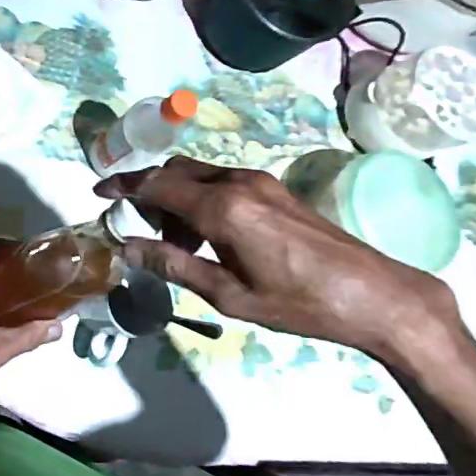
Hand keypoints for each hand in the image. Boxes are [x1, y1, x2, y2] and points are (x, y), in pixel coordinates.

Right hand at [95, 157, 455, 362]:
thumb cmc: (299, 302)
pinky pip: (222, 183)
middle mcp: (237, 182)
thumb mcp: (228, 294)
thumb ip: (173, 266)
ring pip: (198, 175)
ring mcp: (261, 182)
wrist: (376, 295)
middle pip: (174, 172)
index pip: (156, 185)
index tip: (98, 193)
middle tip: (135, 226)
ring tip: (172, 242)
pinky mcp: (276, 191)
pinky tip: (206, 236)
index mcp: (221, 207)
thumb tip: (128, 248)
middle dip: (147, 192)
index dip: (122, 187)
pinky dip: (200, 199)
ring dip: (174, 198)